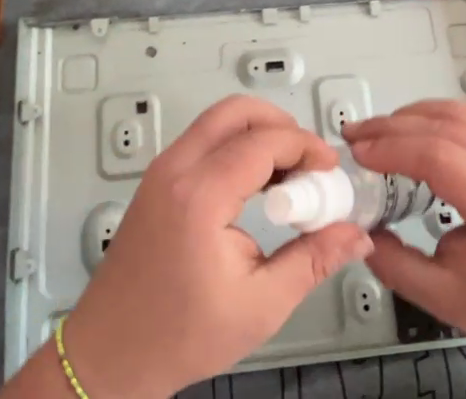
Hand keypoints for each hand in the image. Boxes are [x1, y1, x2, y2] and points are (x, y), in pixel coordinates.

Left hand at [59, 95, 373, 396]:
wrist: (111, 354)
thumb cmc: (178, 335)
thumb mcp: (260, 305)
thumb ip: (313, 261)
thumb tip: (353, 235)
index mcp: (199, 197)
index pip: (262, 140)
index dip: (305, 146)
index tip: (330, 170)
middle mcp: (175, 171)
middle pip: (236, 111)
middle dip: (281, 125)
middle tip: (311, 162)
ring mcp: (161, 172)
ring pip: (217, 121)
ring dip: (258, 133)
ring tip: (290, 175)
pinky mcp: (157, 182)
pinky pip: (203, 141)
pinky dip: (235, 145)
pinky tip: (259, 184)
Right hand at [342, 100, 465, 360]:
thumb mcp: (452, 301)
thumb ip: (398, 266)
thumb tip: (363, 234)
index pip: (434, 152)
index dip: (388, 148)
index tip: (354, 156)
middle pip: (444, 122)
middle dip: (392, 124)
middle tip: (353, 137)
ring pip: (459, 114)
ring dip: (412, 117)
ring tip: (377, 133)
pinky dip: (434, 122)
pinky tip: (413, 139)